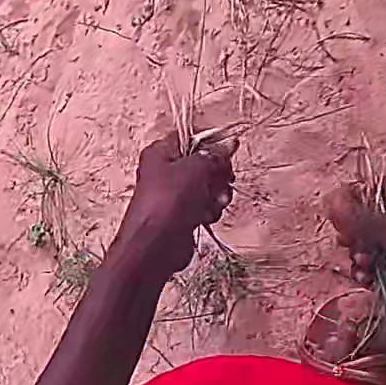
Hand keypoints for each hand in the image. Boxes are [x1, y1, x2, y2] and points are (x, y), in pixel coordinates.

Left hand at [110, 134, 234, 280]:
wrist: (157, 245)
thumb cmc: (168, 203)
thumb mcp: (196, 168)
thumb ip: (214, 155)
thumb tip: (228, 145)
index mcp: (160, 153)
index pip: (191, 138)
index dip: (212, 144)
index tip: (227, 153)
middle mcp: (165, 172)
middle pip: (202, 164)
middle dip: (217, 174)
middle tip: (222, 180)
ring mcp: (174, 195)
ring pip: (207, 187)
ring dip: (216, 195)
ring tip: (212, 202)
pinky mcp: (182, 215)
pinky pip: (204, 206)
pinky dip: (209, 210)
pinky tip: (206, 216)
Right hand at [327, 181, 385, 332]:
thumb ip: (362, 218)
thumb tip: (332, 200)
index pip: (373, 191)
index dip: (352, 200)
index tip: (338, 213)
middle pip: (364, 221)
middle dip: (353, 233)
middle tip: (351, 243)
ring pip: (367, 248)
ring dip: (359, 256)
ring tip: (364, 265)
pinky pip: (374, 270)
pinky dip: (366, 274)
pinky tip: (366, 279)